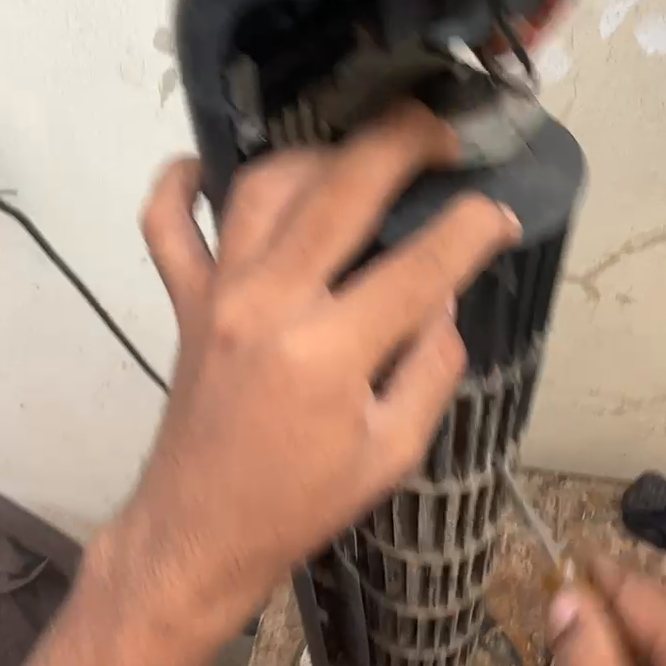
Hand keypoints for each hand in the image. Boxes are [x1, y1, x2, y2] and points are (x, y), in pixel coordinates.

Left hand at [114, 103, 521, 639]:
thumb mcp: (394, 453)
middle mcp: (268, 303)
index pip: (420, 266)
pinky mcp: (184, 304)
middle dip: (403, 143)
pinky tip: (205, 170)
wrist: (200, 534)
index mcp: (329, 352)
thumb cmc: (301, 504)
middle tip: (442, 132)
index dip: (472, 230)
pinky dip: (178, 187)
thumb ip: (431, 368)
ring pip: (263, 187)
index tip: (500, 214)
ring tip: (360, 156)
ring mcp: (216, 295)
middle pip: (341, 190)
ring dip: (318, 156)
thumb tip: (442, 300)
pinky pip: (166, 226)